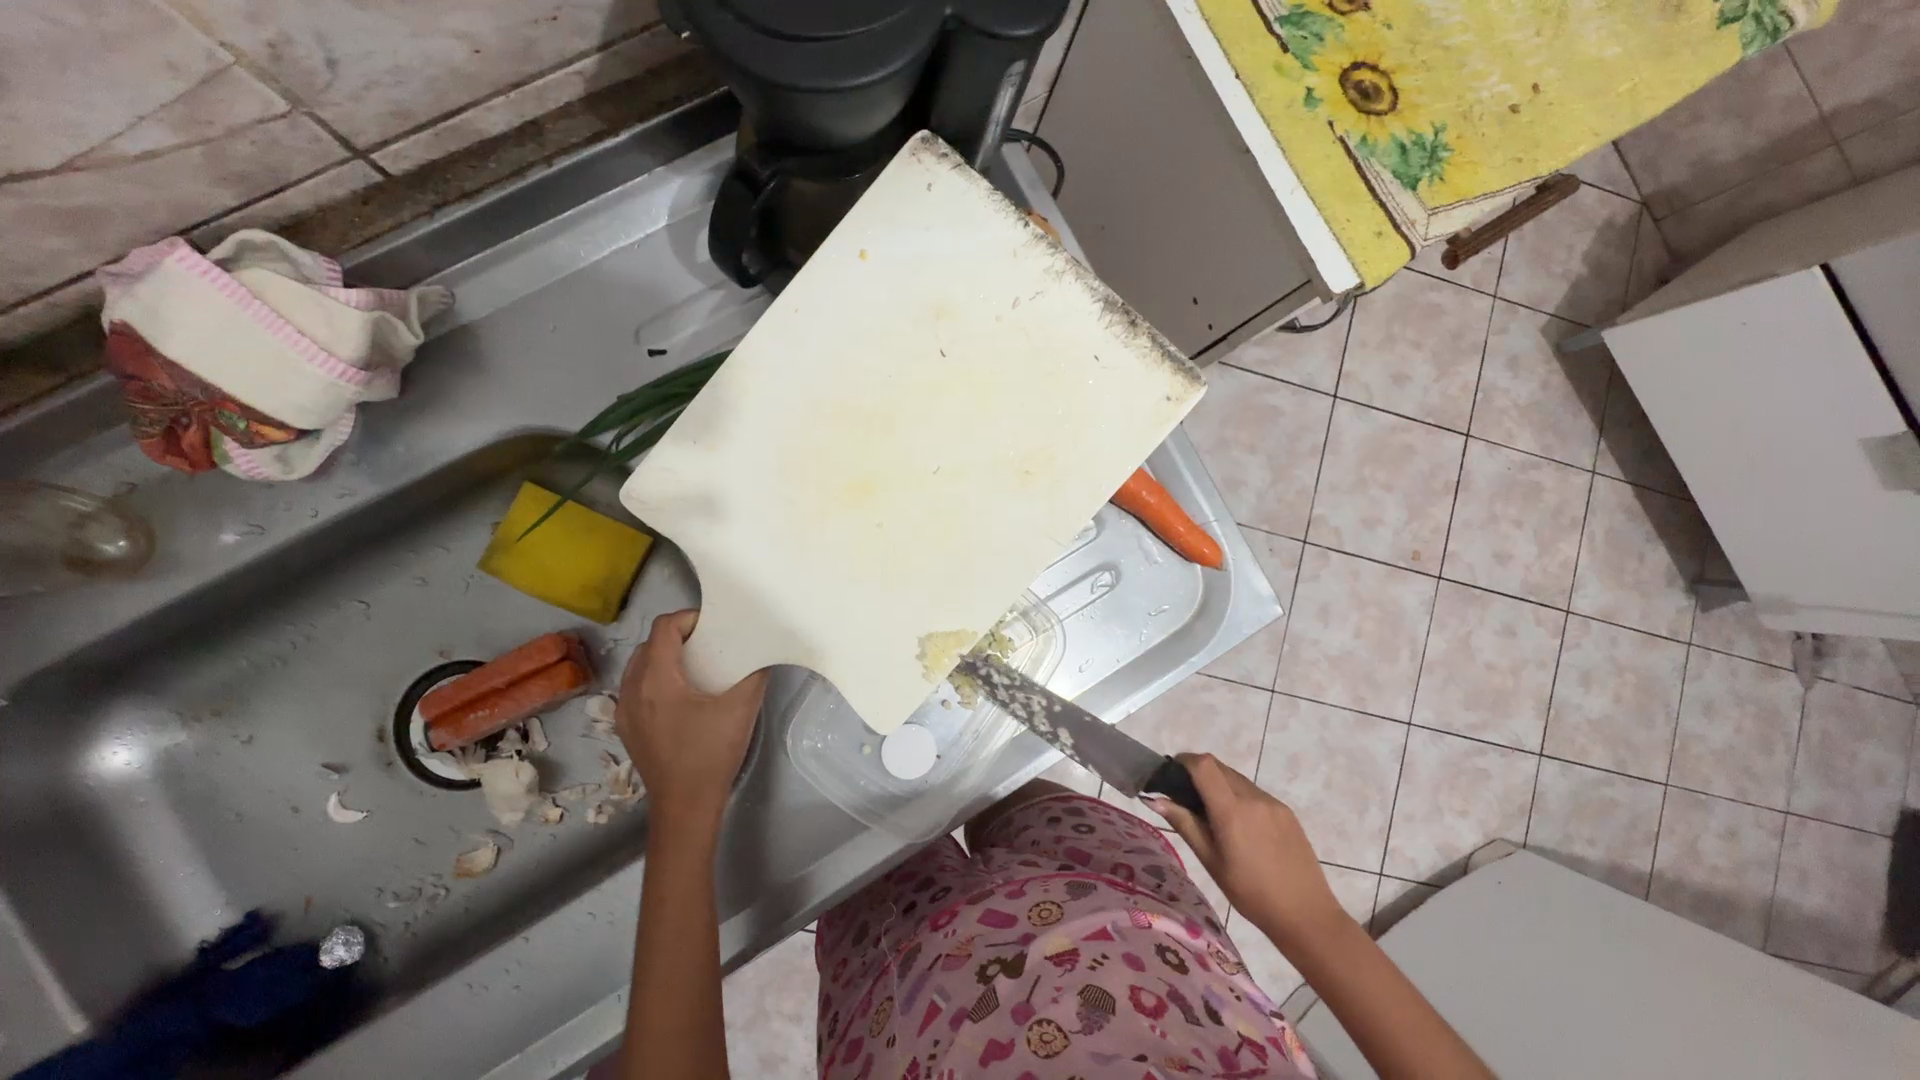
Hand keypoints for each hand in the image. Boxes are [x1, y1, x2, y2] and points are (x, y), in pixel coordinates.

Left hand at [617, 610, 767, 829]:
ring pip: (640, 667)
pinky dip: (656, 680)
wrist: (685, 806)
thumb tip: (760, 652)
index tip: (714, 628)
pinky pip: (636, 689)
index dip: (689, 619)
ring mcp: (624, 711)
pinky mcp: (626, 728)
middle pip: (649, 644)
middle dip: (678, 637)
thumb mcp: (741, 709)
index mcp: (656, 679)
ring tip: (696, 669)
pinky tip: (682, 698)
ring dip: (665, 658)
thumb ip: (753, 673)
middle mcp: (632, 689)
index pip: (663, 628)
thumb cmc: (712, 754)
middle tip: (709, 646)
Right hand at [1146, 753, 1348, 946]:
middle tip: (1184, 798)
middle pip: (1219, 767)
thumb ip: (1184, 825)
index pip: (1204, 765)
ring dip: (1219, 785)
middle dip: (1198, 773)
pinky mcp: (1286, 812)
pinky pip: (1254, 793)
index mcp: (1232, 811)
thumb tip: (1155, 800)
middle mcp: (1254, 798)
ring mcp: (1273, 803)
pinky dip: (1238, 797)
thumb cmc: (1250, 894)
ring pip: (1237, 779)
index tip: (1169, 775)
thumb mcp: (1211, 862)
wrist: (1305, 913)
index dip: (1184, 761)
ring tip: (1211, 816)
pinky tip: (1238, 827)